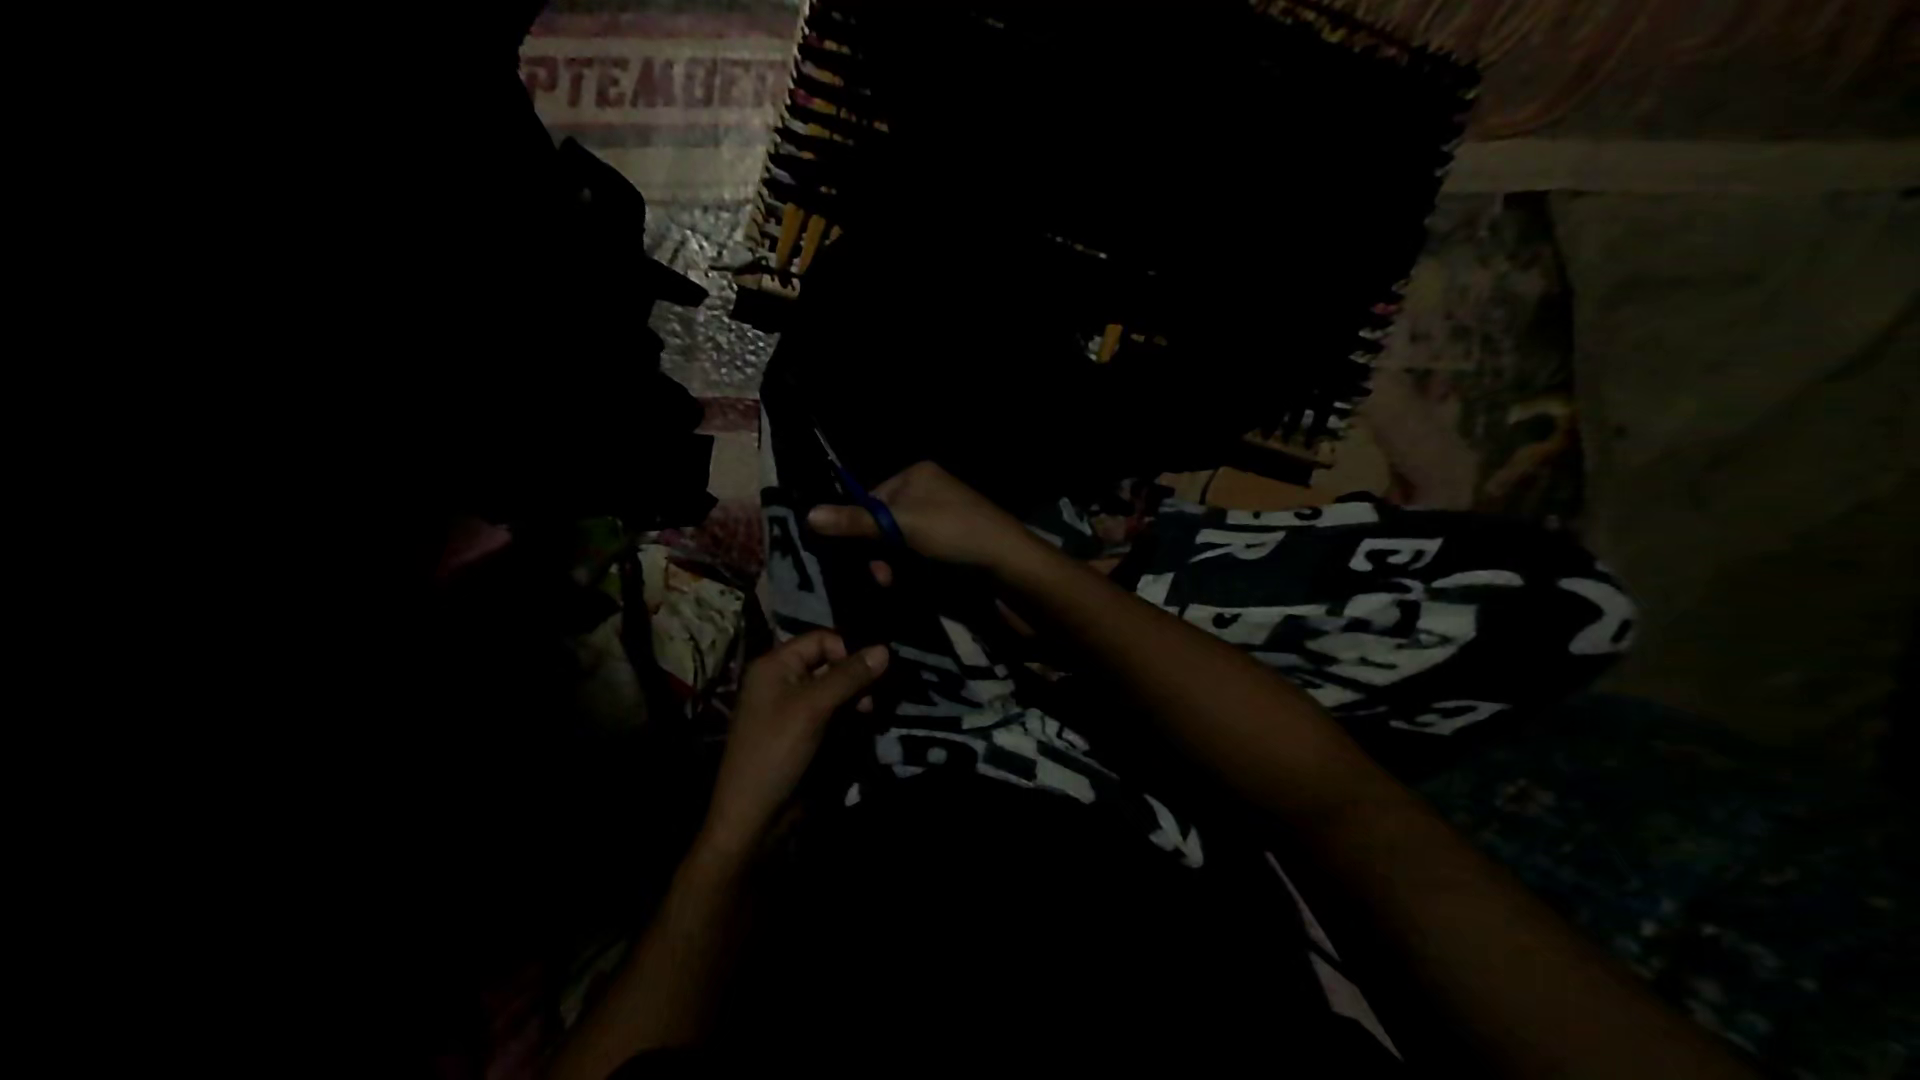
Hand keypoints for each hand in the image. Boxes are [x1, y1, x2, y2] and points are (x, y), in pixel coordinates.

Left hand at [702, 630, 888, 855]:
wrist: (754, 815)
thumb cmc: (776, 752)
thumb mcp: (813, 708)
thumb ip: (849, 676)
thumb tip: (885, 649)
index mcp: (775, 665)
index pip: (822, 639)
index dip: (848, 652)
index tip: (871, 677)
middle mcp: (782, 679)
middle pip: (831, 662)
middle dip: (856, 677)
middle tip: (872, 702)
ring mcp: (792, 707)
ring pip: (835, 688)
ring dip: (856, 698)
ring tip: (868, 716)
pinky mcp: (802, 731)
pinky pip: (832, 711)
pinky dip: (848, 715)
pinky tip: (860, 727)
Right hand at [807, 462, 1045, 572]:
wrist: (1009, 566)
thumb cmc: (953, 534)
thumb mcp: (901, 525)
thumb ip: (855, 522)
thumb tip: (807, 514)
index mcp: (917, 475)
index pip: (870, 497)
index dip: (857, 526)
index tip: (849, 554)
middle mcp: (928, 494)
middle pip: (883, 523)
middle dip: (876, 551)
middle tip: (880, 575)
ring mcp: (942, 521)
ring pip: (898, 545)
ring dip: (891, 566)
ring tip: (894, 583)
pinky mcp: (951, 547)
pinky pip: (918, 557)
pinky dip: (910, 571)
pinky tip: (912, 584)